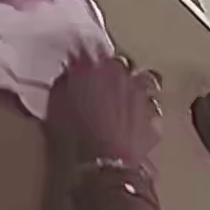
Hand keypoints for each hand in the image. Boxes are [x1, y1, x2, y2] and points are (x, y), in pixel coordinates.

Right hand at [47, 54, 162, 170]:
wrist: (107, 161)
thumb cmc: (76, 132)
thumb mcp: (56, 103)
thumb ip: (63, 83)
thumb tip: (67, 76)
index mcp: (90, 67)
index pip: (85, 47)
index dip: (81, 51)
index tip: (77, 55)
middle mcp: (118, 75)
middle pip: (116, 60)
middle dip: (109, 64)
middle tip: (100, 73)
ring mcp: (139, 94)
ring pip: (142, 76)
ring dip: (134, 80)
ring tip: (126, 88)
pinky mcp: (153, 115)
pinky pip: (152, 102)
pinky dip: (146, 104)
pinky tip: (139, 110)